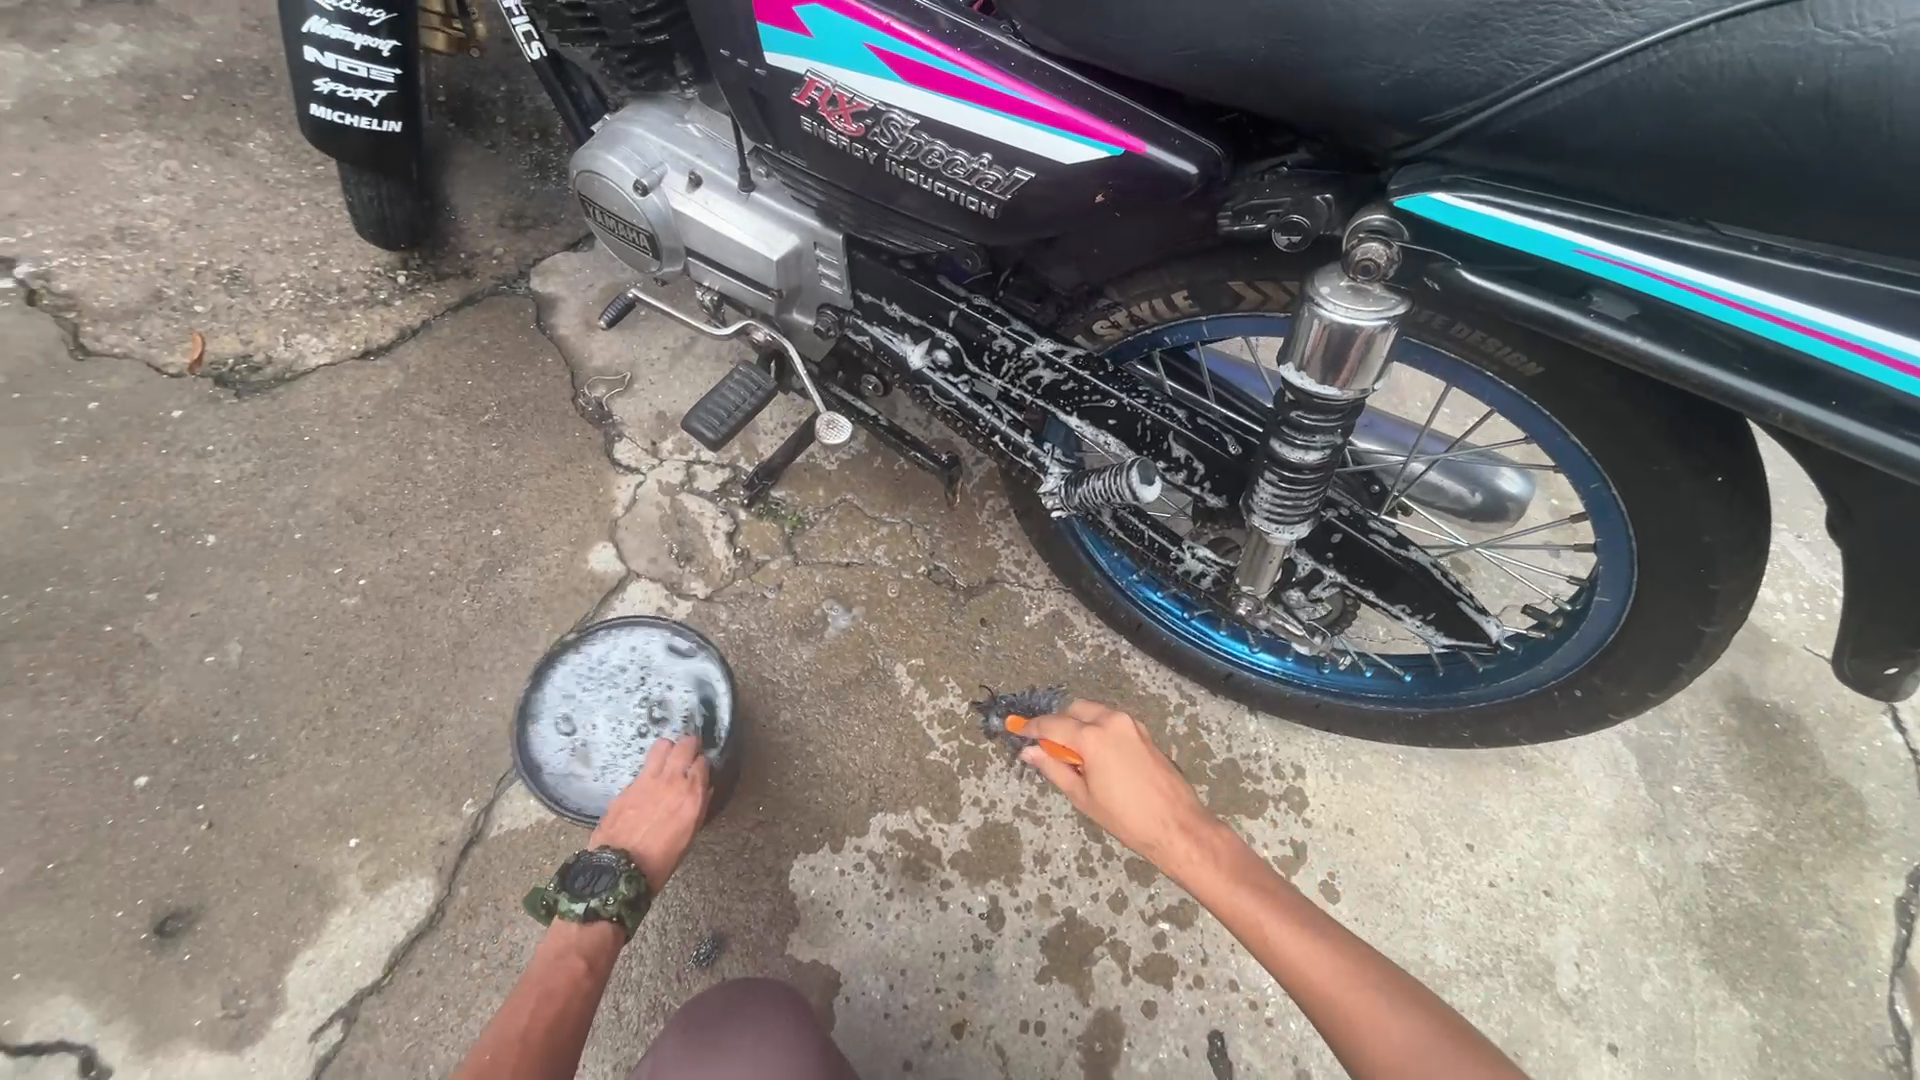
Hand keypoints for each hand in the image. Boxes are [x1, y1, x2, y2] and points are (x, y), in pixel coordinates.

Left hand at [588, 736, 711, 890]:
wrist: (618, 871)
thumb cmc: (661, 859)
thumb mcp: (689, 835)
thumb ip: (698, 807)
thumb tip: (704, 790)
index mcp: (692, 794)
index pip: (703, 762)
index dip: (702, 765)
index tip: (700, 771)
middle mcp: (672, 780)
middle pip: (685, 744)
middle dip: (690, 745)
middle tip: (689, 752)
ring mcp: (647, 780)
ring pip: (662, 746)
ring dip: (668, 748)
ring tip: (668, 758)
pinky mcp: (627, 786)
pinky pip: (643, 768)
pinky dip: (649, 770)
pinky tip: (648, 782)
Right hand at [1017, 701, 1223, 879]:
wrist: (1176, 825)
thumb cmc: (1125, 817)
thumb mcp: (1082, 796)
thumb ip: (1054, 768)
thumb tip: (1029, 752)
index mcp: (1093, 737)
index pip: (1052, 724)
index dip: (1032, 728)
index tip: (1018, 731)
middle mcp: (1111, 721)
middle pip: (1074, 710)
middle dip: (1058, 723)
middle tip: (1047, 747)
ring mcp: (1131, 724)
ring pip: (1094, 712)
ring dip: (1078, 725)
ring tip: (1073, 755)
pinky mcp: (1144, 732)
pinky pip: (1111, 722)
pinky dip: (1097, 729)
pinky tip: (1096, 755)